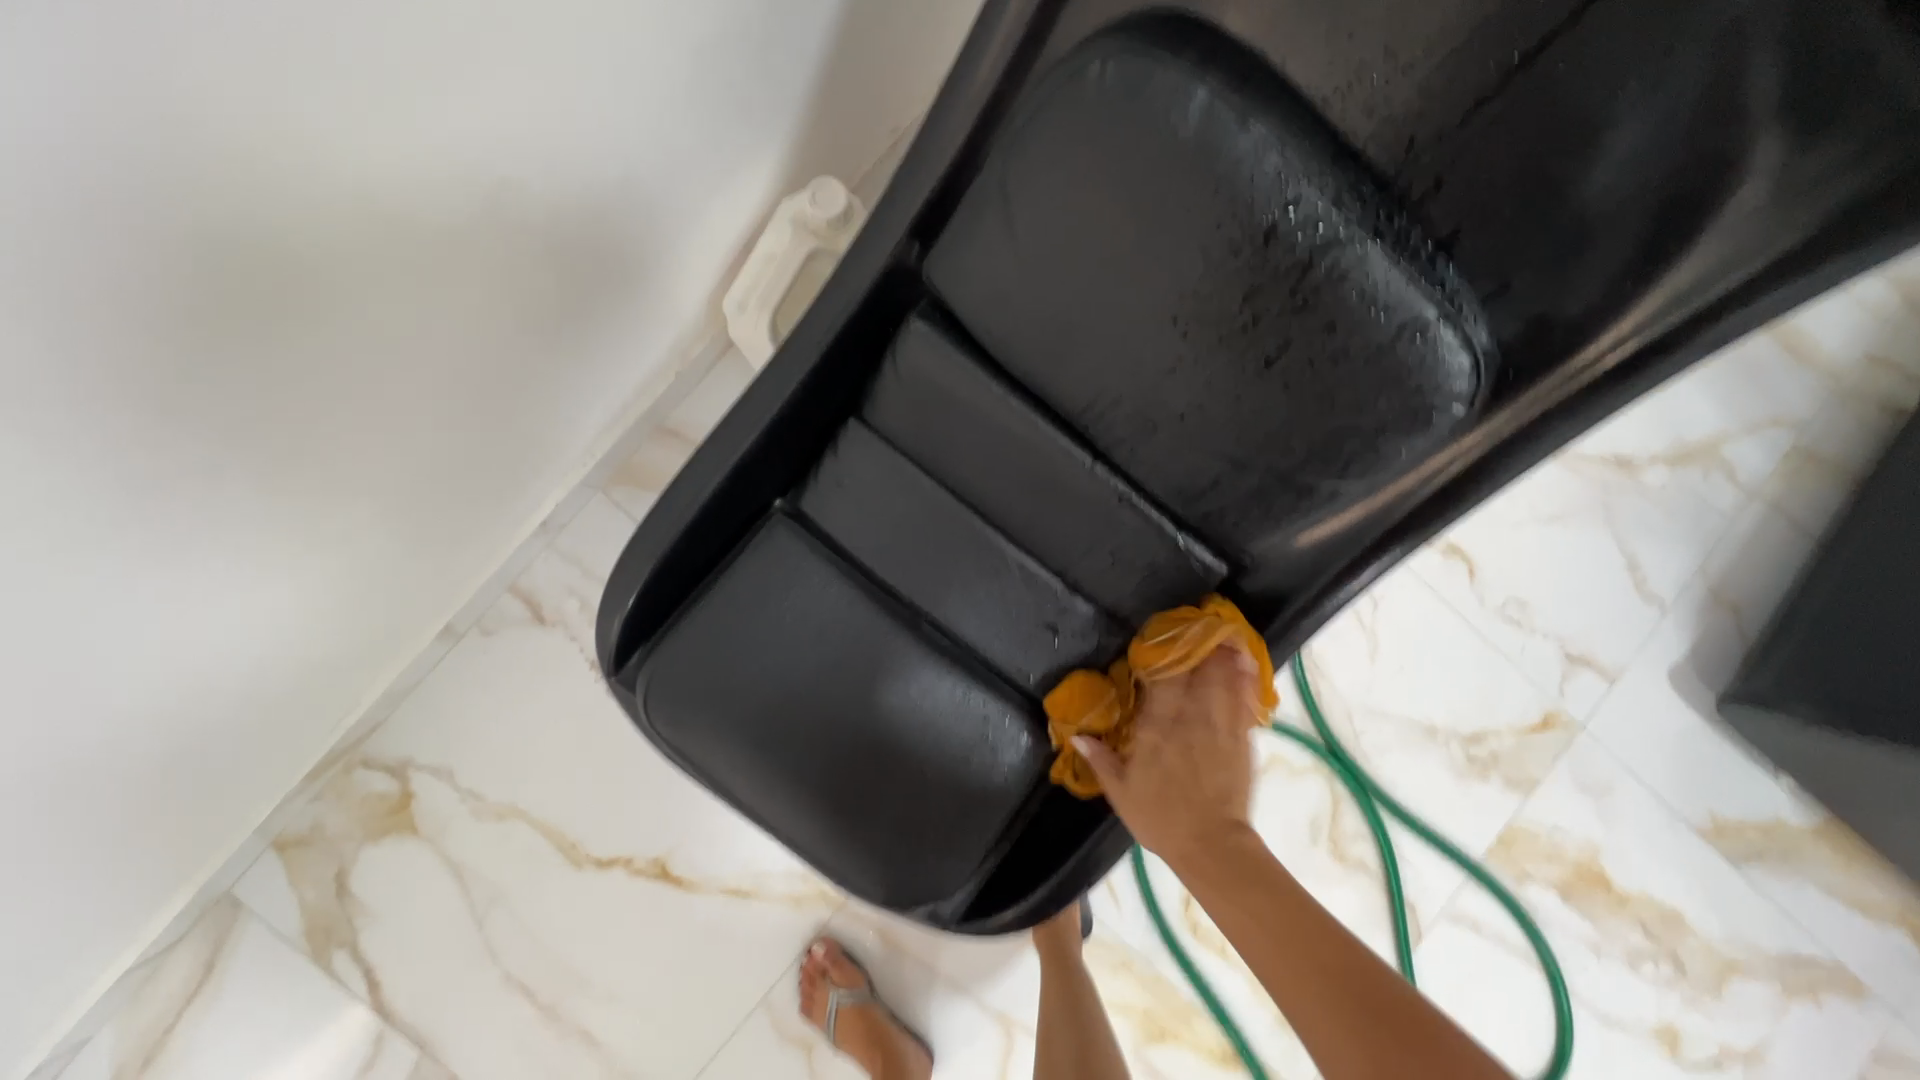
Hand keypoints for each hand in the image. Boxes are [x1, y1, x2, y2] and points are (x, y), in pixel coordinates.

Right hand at [1075, 647, 1263, 870]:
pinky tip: (1247, 665)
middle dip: (1199, 649)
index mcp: (1156, 729)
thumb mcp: (1121, 792)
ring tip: (1226, 637)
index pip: (1162, 681)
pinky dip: (1245, 681)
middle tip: (1200, 628)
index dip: (1164, 657)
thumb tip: (1077, 734)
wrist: (1211, 845)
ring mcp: (1219, 727)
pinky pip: (1244, 702)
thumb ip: (1101, 760)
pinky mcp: (1242, 740)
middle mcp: (1188, 720)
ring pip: (1222, 681)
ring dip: (1224, 658)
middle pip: (1196, 673)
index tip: (1164, 640)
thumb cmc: (1161, 819)